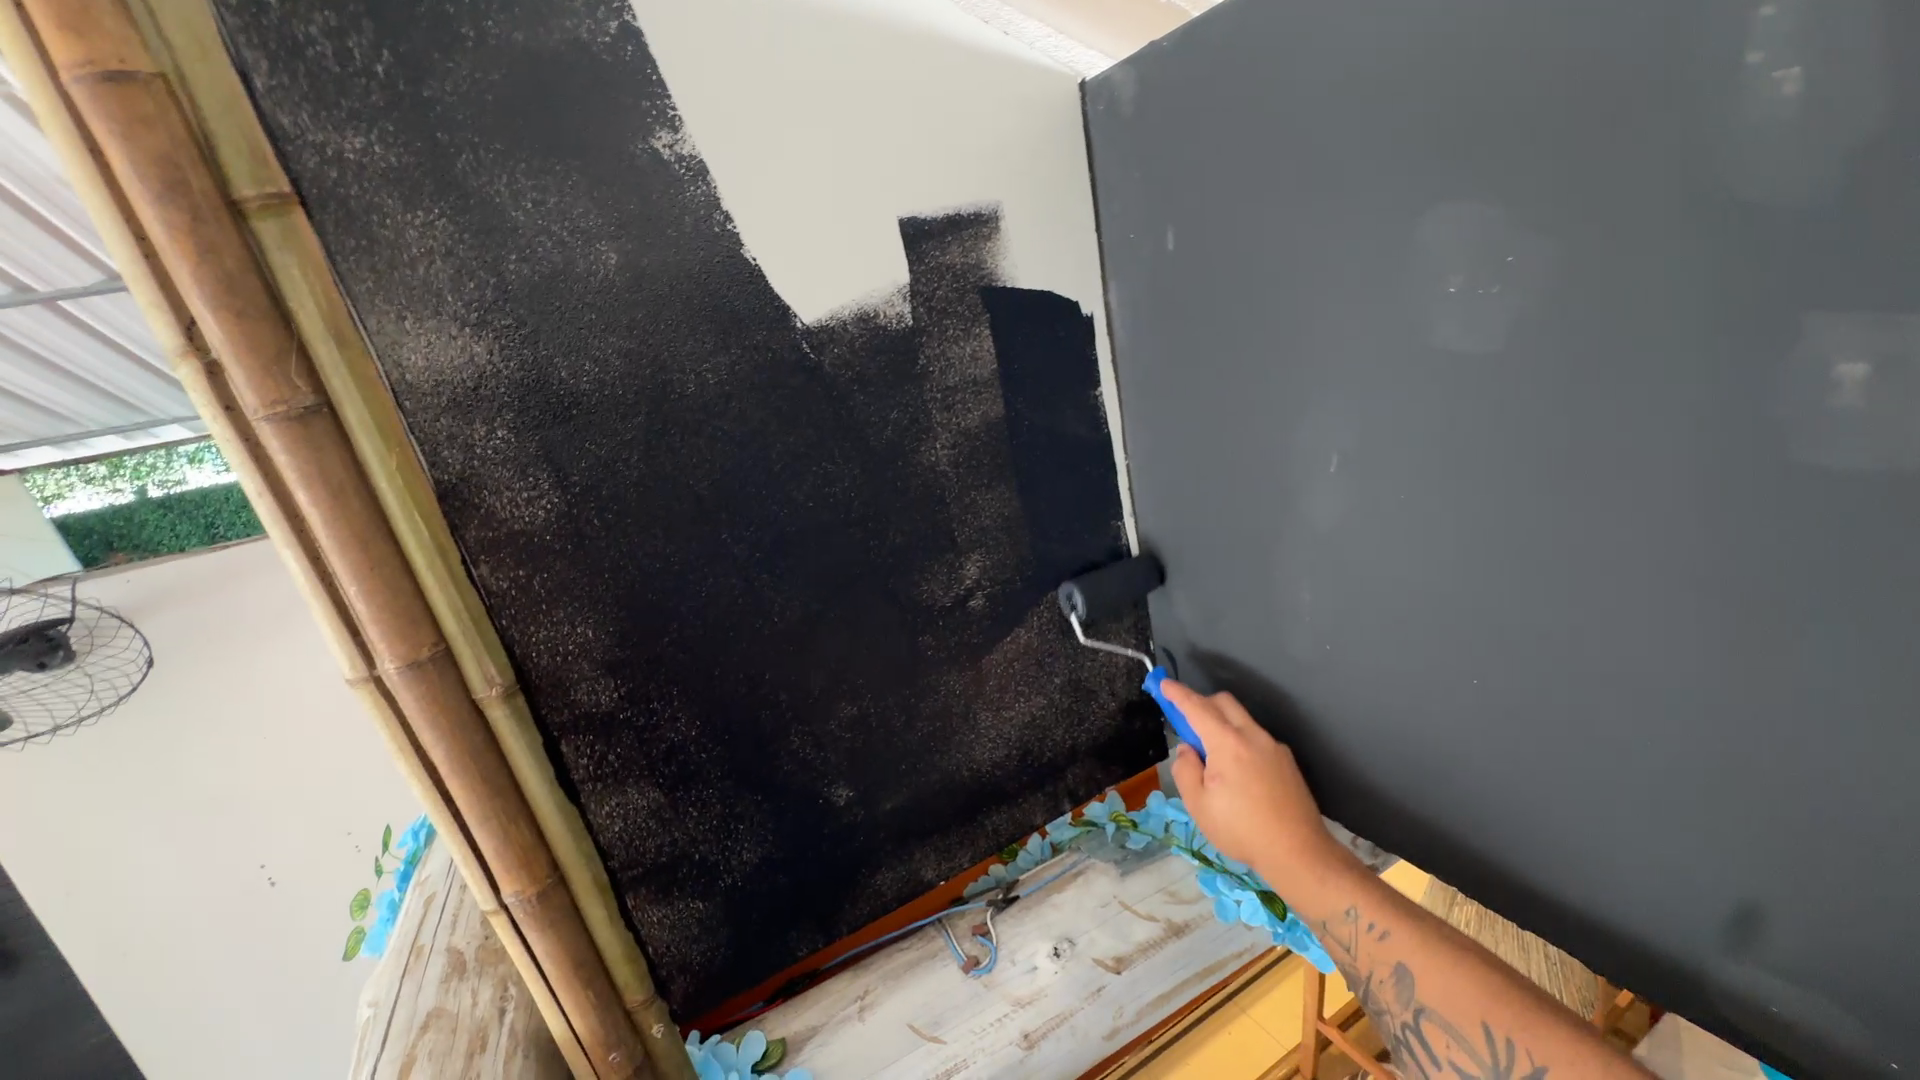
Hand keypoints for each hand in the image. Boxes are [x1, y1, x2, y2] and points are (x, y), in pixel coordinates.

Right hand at [1164, 679, 1351, 892]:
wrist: (1298, 852)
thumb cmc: (1241, 830)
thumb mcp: (1198, 805)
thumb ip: (1185, 770)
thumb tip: (1187, 750)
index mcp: (1228, 744)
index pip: (1197, 708)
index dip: (1177, 694)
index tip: (1163, 683)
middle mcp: (1253, 736)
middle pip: (1224, 703)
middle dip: (1201, 702)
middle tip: (1185, 723)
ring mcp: (1274, 747)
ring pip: (1242, 720)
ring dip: (1221, 723)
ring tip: (1211, 759)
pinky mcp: (1287, 761)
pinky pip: (1256, 738)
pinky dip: (1239, 741)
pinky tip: (1237, 774)